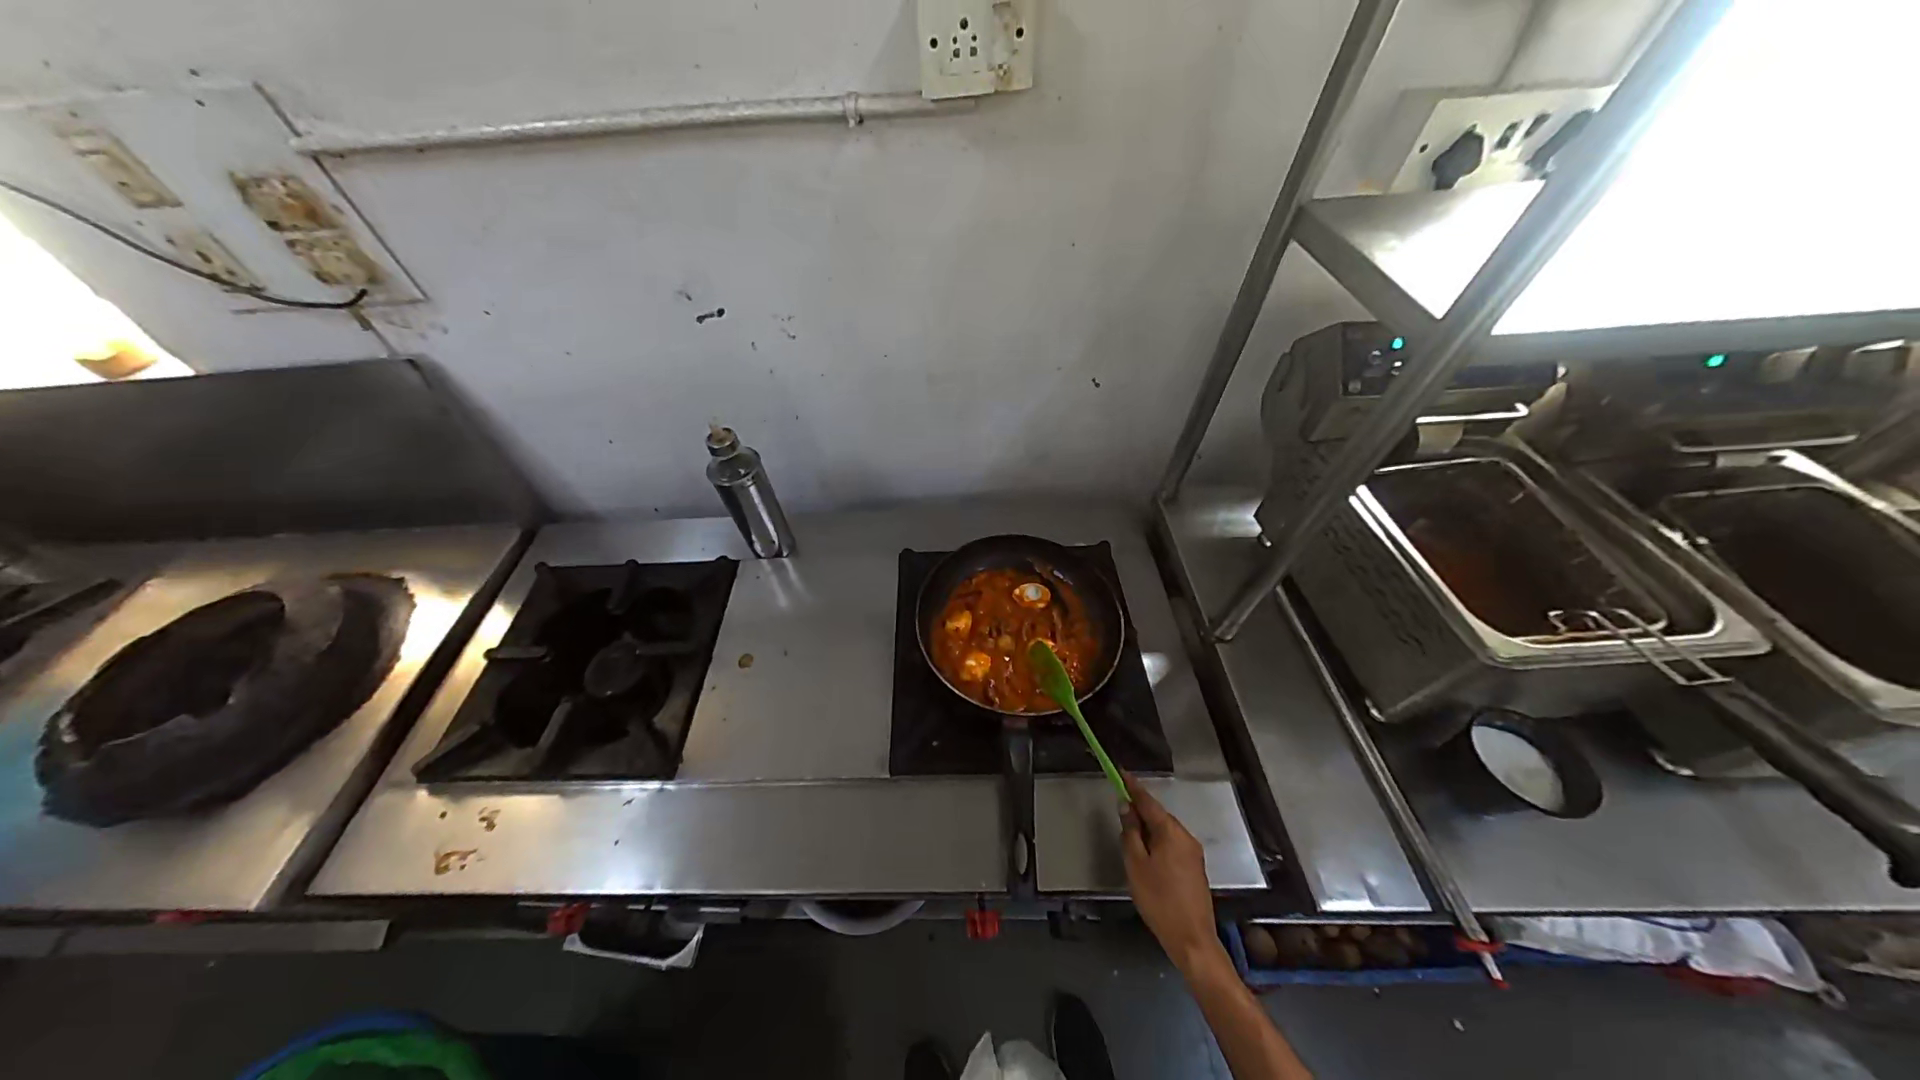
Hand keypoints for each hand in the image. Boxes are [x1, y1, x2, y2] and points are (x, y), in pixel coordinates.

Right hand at [1120, 772, 1223, 972]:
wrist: (1192, 939)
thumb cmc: (1159, 900)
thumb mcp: (1135, 865)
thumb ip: (1130, 833)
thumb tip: (1127, 809)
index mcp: (1171, 832)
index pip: (1148, 802)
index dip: (1133, 787)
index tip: (1120, 772)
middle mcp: (1185, 836)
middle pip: (1159, 815)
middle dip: (1140, 810)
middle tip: (1120, 811)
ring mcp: (1193, 852)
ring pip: (1166, 831)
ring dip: (1148, 828)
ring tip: (1130, 837)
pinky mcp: (1195, 867)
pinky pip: (1172, 843)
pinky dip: (1158, 841)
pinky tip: (1147, 854)